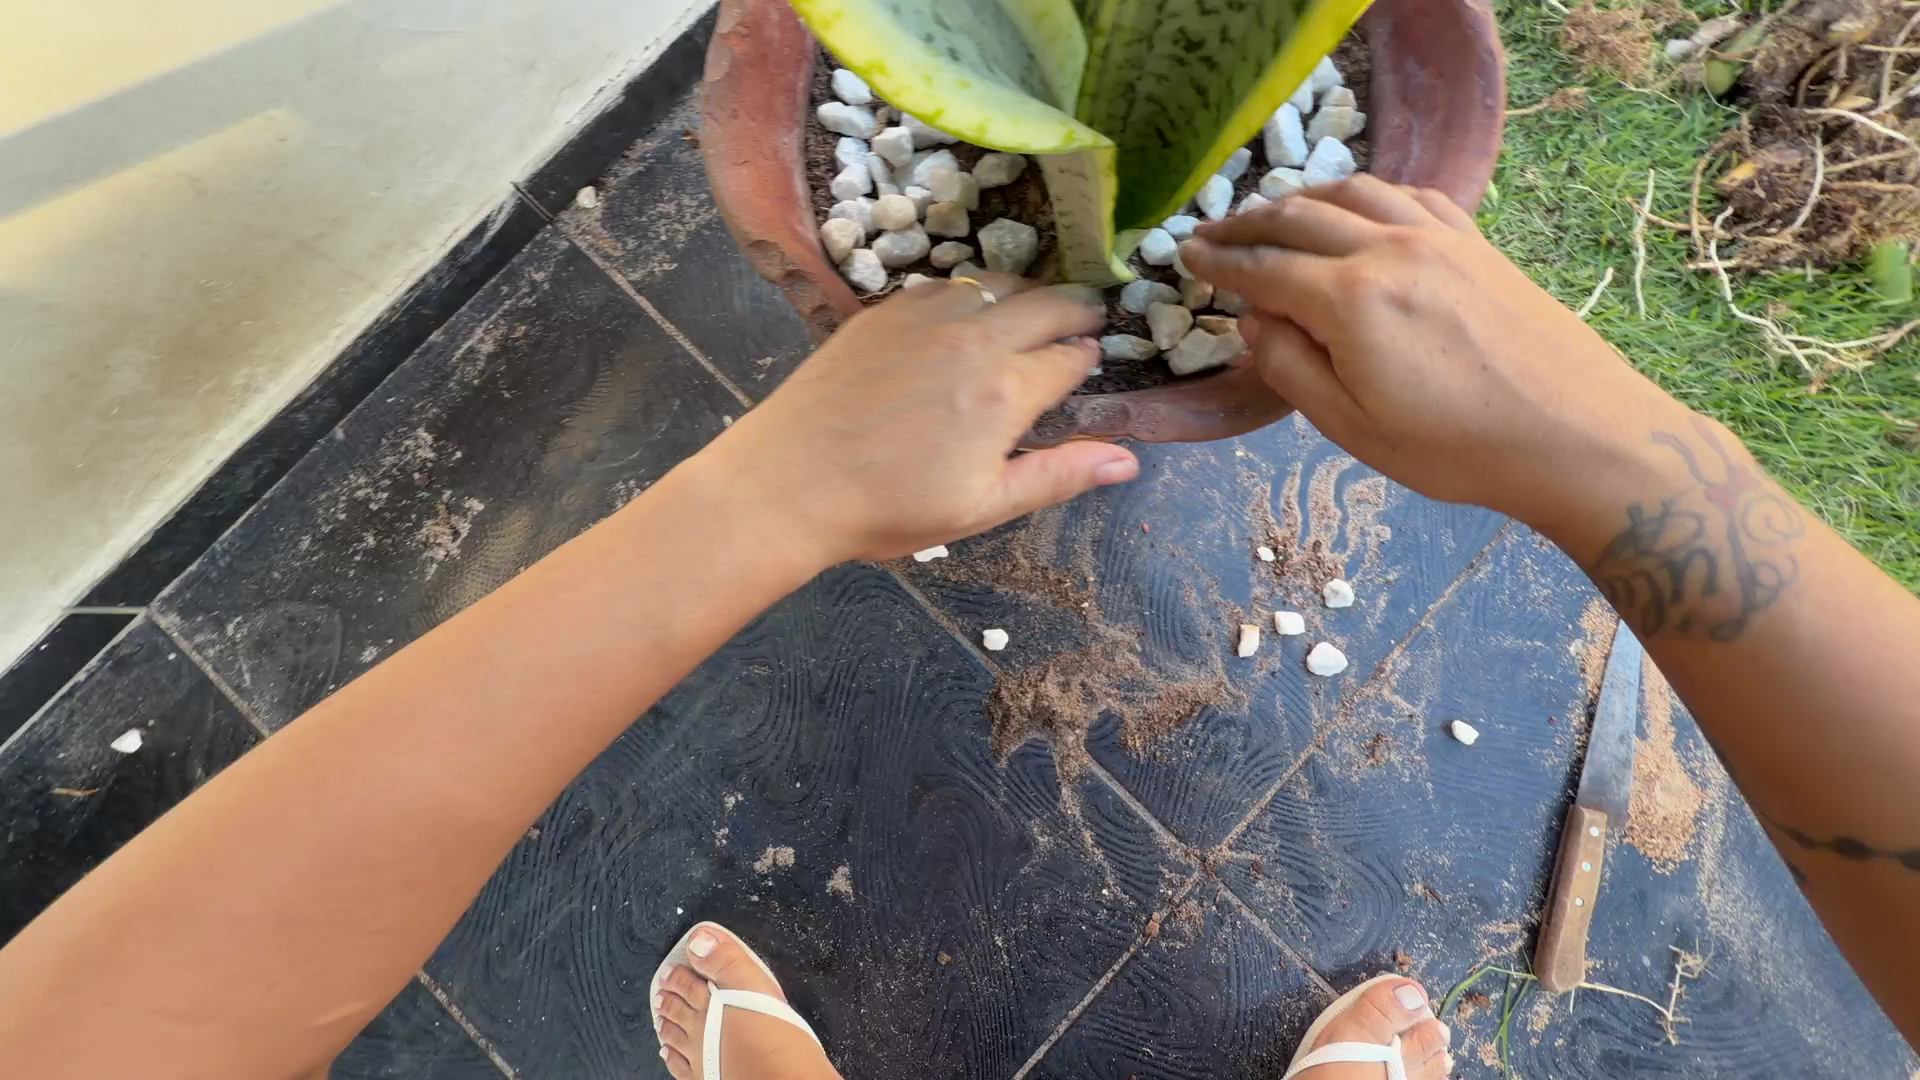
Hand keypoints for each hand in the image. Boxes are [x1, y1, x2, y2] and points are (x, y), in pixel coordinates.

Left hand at [691, 275, 1139, 564]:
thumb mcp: (982, 507)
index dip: (1087, 357)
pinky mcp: (884, 310)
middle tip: (1087, 315)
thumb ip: (1058, 476)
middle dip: (1076, 308)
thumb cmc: (889, 509)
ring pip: (997, 283)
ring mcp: (926, 316)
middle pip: (1046, 304)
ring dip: (1029, 292)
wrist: (789, 483)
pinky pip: (946, 283)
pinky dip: (973, 290)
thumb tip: (1129, 461)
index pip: (1069, 358)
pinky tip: (969, 308)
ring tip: (1036, 307)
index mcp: (1006, 392)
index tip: (1092, 359)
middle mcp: (975, 338)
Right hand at [1179, 176, 1693, 532]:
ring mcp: (1440, 238)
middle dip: (1246, 224)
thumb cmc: (1450, 446)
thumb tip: (1256, 321)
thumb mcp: (1347, 425)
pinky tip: (1353, 209)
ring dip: (1300, 200)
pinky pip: (1407, 196)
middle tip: (1210, 232)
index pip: (1264, 268)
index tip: (1185, 254)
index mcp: (1351, 299)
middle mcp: (1391, 249)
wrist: (1576, 435)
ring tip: (1270, 215)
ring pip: (1353, 194)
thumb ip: (1290, 367)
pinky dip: (1363, 195)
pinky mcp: (1475, 243)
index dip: (1218, 262)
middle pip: (1301, 219)